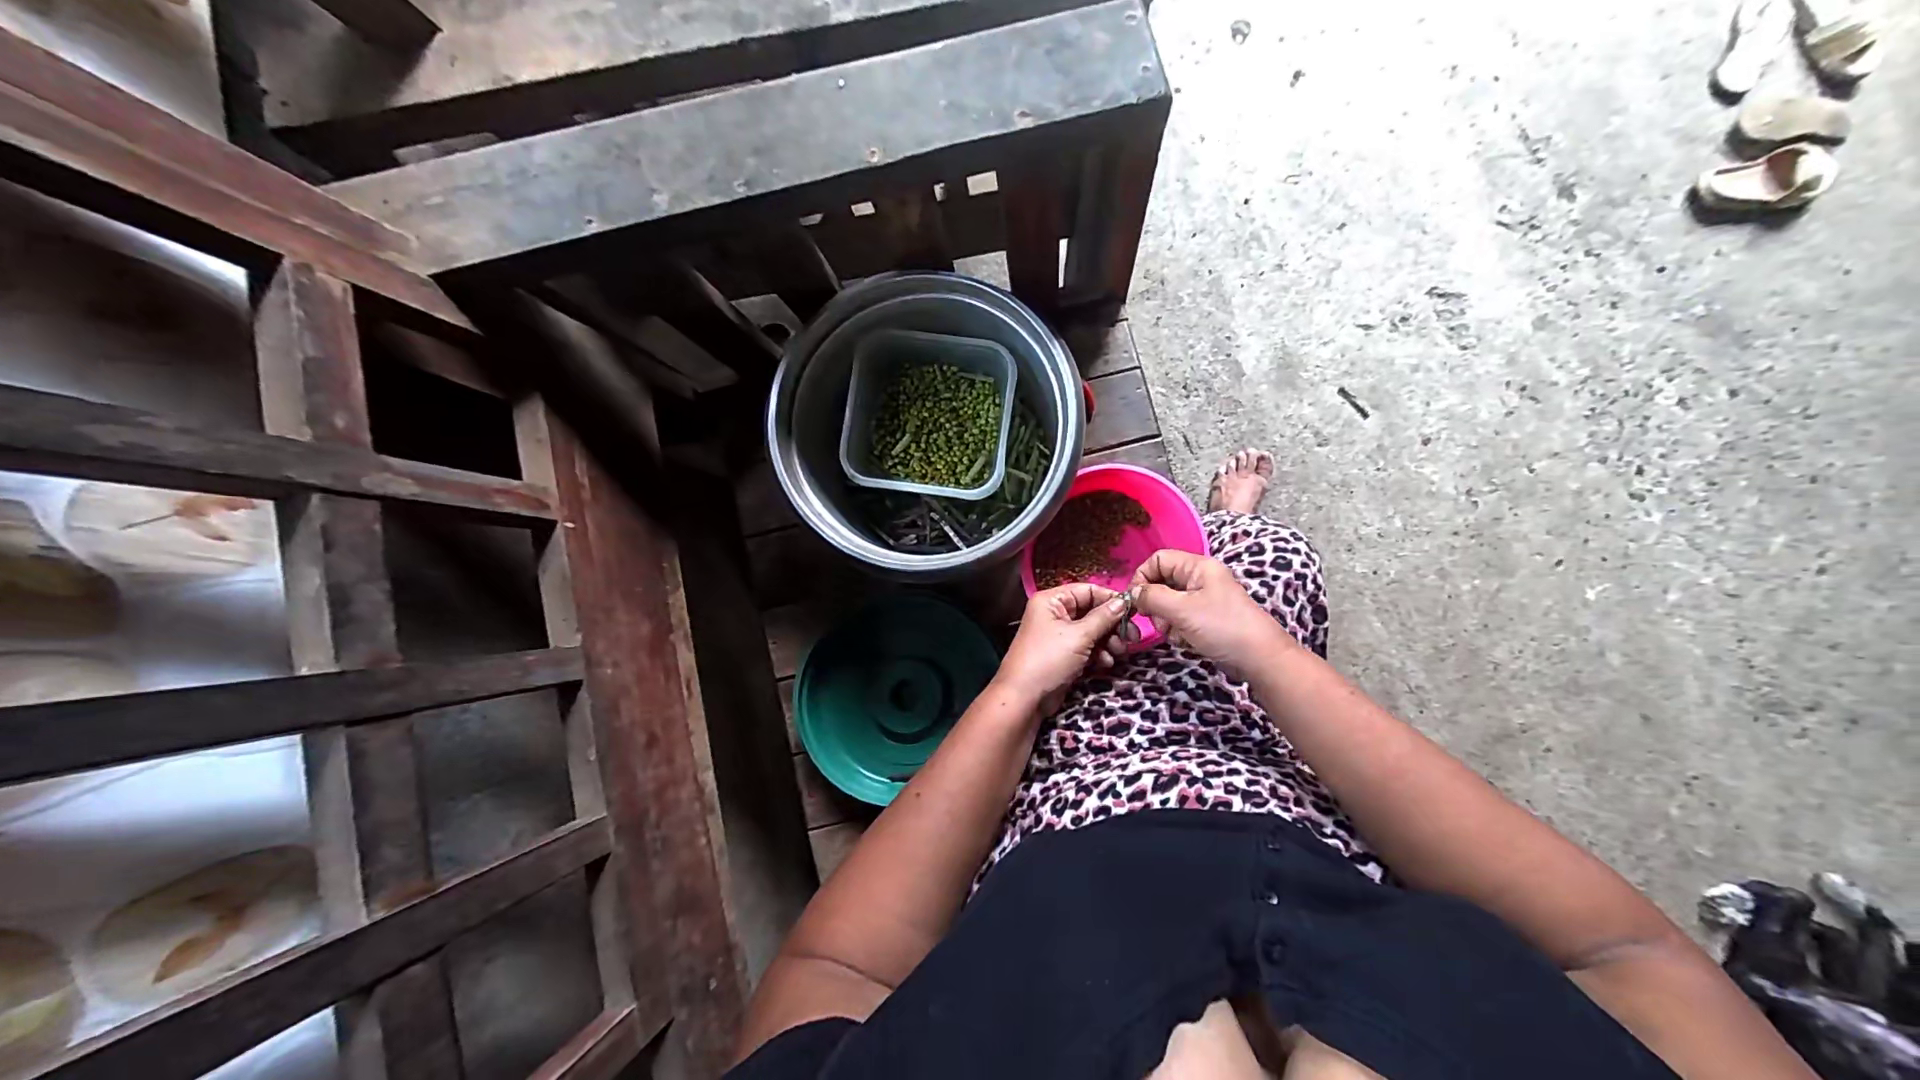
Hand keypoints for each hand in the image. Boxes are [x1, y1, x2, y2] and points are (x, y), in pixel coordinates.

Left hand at [994, 583, 1130, 714]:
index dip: (1110, 599)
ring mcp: (1060, 636)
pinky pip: (1088, 648)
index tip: (1132, 611)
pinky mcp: (1065, 655)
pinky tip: (1105, 663)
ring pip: (1093, 632)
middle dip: (1112, 625)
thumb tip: (1123, 602)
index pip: (1087, 590)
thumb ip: (1103, 617)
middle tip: (1131, 638)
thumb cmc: (1048, 659)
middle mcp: (1055, 614)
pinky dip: (1099, 654)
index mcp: (1052, 601)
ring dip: (1108, 641)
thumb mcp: (1079, 636)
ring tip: (1118, 652)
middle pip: (1092, 612)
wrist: (1025, 698)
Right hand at [1112, 550, 1285, 678]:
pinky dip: (1177, 629)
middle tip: (1157, 621)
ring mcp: (1205, 599)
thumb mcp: (1182, 610)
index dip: (1143, 577)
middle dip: (1155, 603)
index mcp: (1198, 567)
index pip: (1158, 559)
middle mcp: (1201, 578)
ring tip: (1175, 634)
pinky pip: (1180, 618)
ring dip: (1165, 619)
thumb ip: (1152, 597)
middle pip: (1162, 582)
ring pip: (1169, 602)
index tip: (1135, 600)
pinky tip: (1186, 641)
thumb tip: (1132, 593)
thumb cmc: (1223, 628)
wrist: (1260, 658)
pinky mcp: (1207, 618)